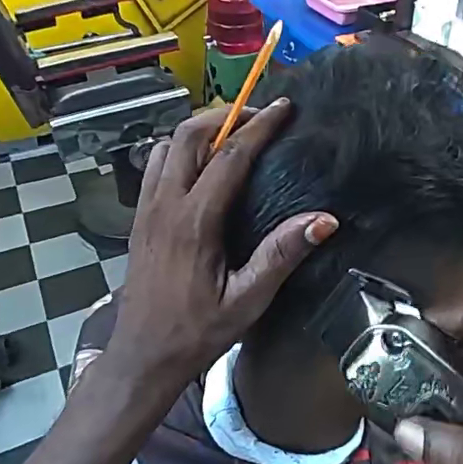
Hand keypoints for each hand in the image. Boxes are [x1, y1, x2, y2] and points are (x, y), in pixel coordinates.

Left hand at [97, 101, 336, 419]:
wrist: (143, 355)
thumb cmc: (196, 332)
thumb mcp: (247, 301)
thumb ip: (281, 255)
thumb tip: (324, 220)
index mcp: (194, 221)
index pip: (230, 155)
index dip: (261, 126)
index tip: (285, 108)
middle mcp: (165, 205)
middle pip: (189, 135)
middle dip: (227, 115)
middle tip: (260, 117)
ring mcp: (146, 209)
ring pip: (167, 146)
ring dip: (199, 129)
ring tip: (232, 134)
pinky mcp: (138, 219)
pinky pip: (154, 166)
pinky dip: (178, 149)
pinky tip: (199, 165)